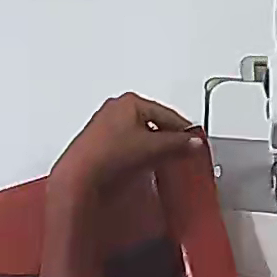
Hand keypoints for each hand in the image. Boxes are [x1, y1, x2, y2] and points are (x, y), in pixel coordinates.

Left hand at [50, 93, 200, 201]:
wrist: (81, 175)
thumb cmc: (106, 153)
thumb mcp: (153, 147)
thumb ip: (177, 143)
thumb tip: (192, 142)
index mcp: (130, 101)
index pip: (168, 113)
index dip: (184, 129)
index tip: (195, 141)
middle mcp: (116, 109)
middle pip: (153, 122)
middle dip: (168, 138)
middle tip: (181, 151)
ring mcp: (106, 124)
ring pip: (140, 134)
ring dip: (153, 146)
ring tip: (162, 160)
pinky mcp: (101, 141)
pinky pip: (128, 143)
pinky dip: (138, 152)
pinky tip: (141, 164)